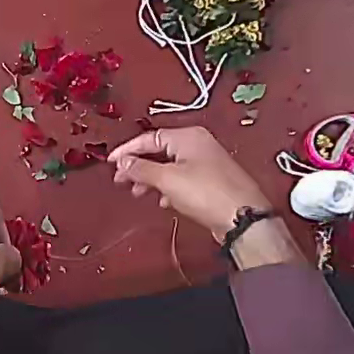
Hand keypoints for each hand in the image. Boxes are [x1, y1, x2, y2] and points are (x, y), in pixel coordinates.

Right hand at [107, 127, 274, 241]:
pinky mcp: (210, 181)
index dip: (127, 150)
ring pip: (169, 166)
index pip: (149, 138)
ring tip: (138, 192)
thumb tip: (122, 162)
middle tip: (121, 181)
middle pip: (159, 151)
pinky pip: (181, 179)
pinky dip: (168, 187)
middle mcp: (197, 145)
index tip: (111, 162)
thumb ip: (141, 169)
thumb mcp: (167, 179)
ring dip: (151, 179)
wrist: (242, 217)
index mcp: (187, 136)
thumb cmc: (206, 193)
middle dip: (138, 166)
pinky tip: (162, 200)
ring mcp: (205, 163)